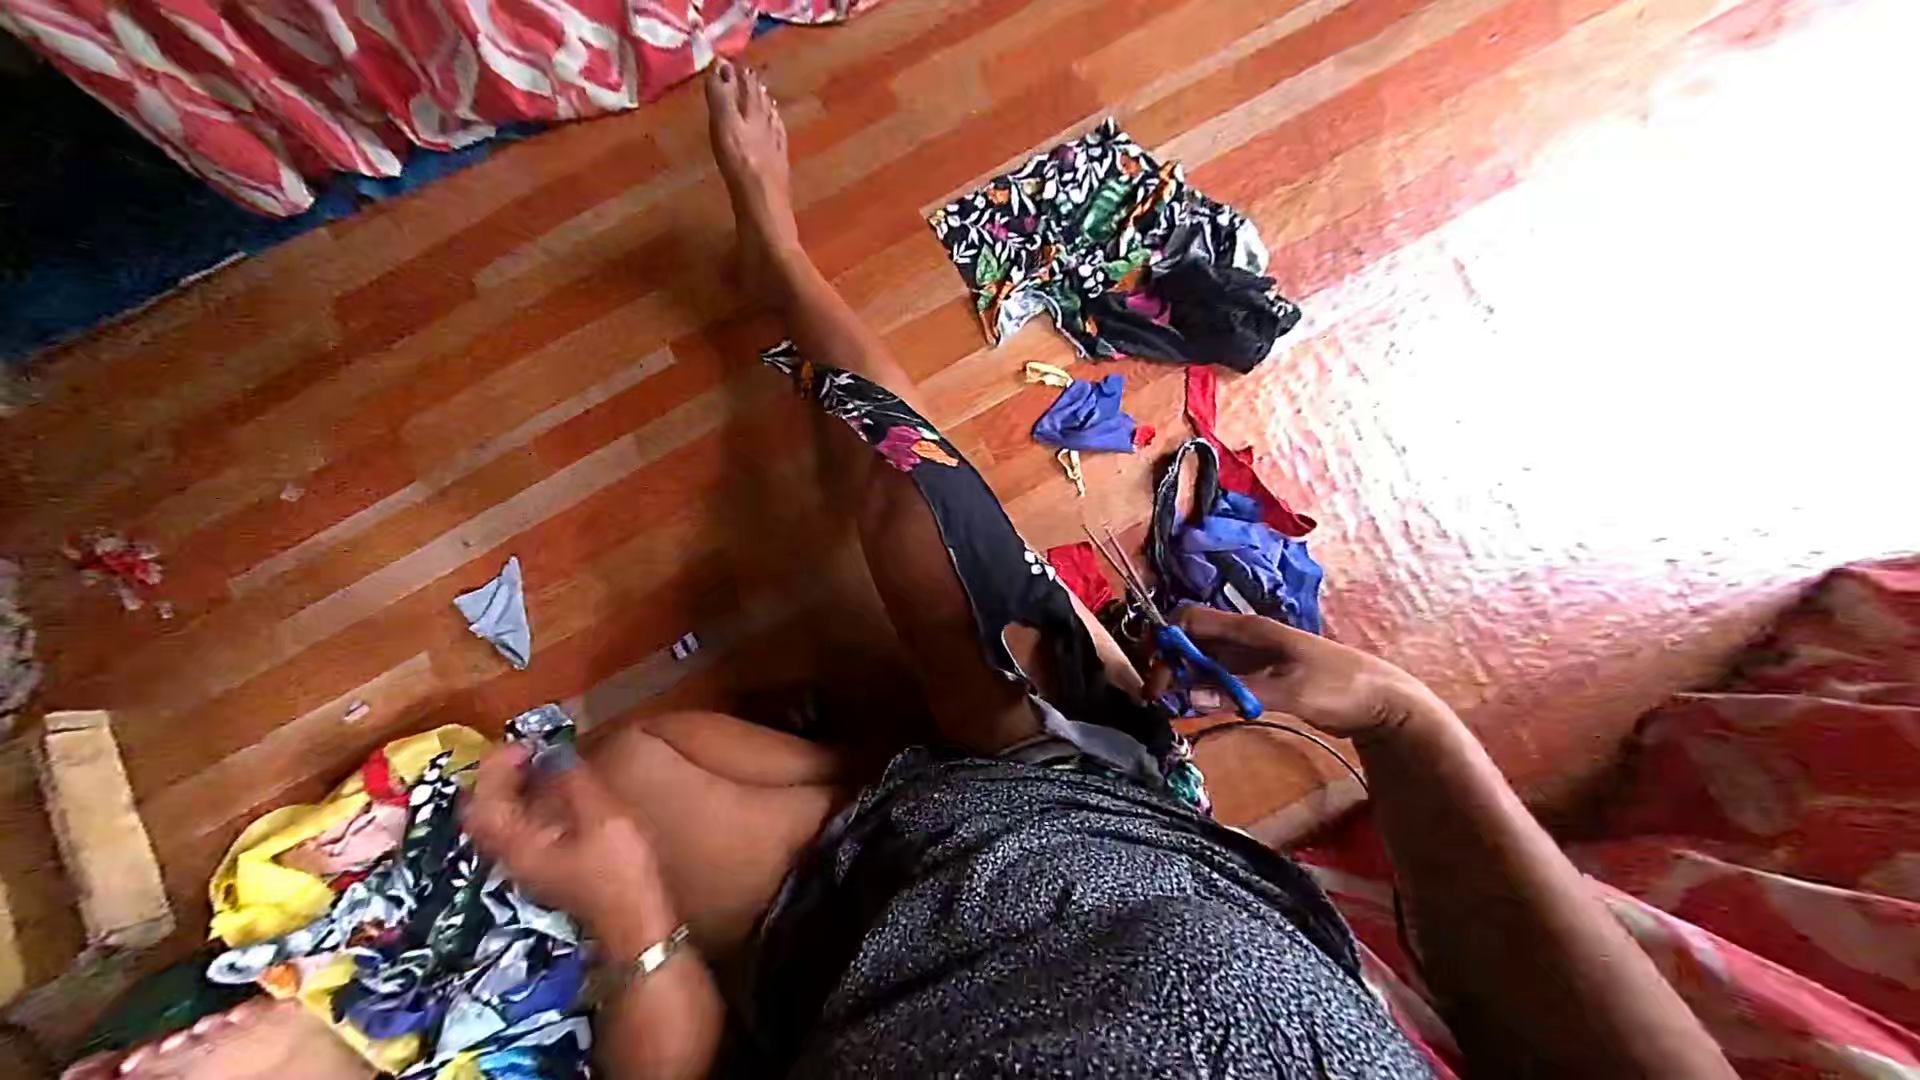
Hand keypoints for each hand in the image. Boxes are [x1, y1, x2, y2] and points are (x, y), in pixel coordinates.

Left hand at [464, 745, 677, 955]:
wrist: (637, 918)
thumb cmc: (620, 869)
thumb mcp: (603, 818)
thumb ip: (575, 784)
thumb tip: (555, 753)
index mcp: (519, 846)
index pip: (485, 804)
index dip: (496, 769)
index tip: (523, 742)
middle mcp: (513, 858)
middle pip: (487, 813)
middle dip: (500, 776)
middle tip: (528, 748)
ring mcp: (530, 865)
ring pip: (504, 821)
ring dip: (515, 787)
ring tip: (541, 760)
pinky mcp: (548, 865)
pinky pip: (524, 826)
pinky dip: (532, 801)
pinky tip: (557, 790)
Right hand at [1157, 606, 1448, 739]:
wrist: (1384, 702)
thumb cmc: (1339, 687)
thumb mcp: (1290, 691)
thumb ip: (1239, 693)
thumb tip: (1188, 697)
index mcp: (1249, 630)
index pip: (1191, 620)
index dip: (1167, 639)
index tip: (1156, 670)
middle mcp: (1243, 640)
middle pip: (1191, 641)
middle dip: (1169, 663)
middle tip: (1158, 696)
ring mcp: (1251, 659)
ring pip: (1202, 661)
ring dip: (1183, 679)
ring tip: (1169, 705)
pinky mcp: (1258, 678)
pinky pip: (1219, 679)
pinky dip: (1202, 691)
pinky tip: (1194, 708)